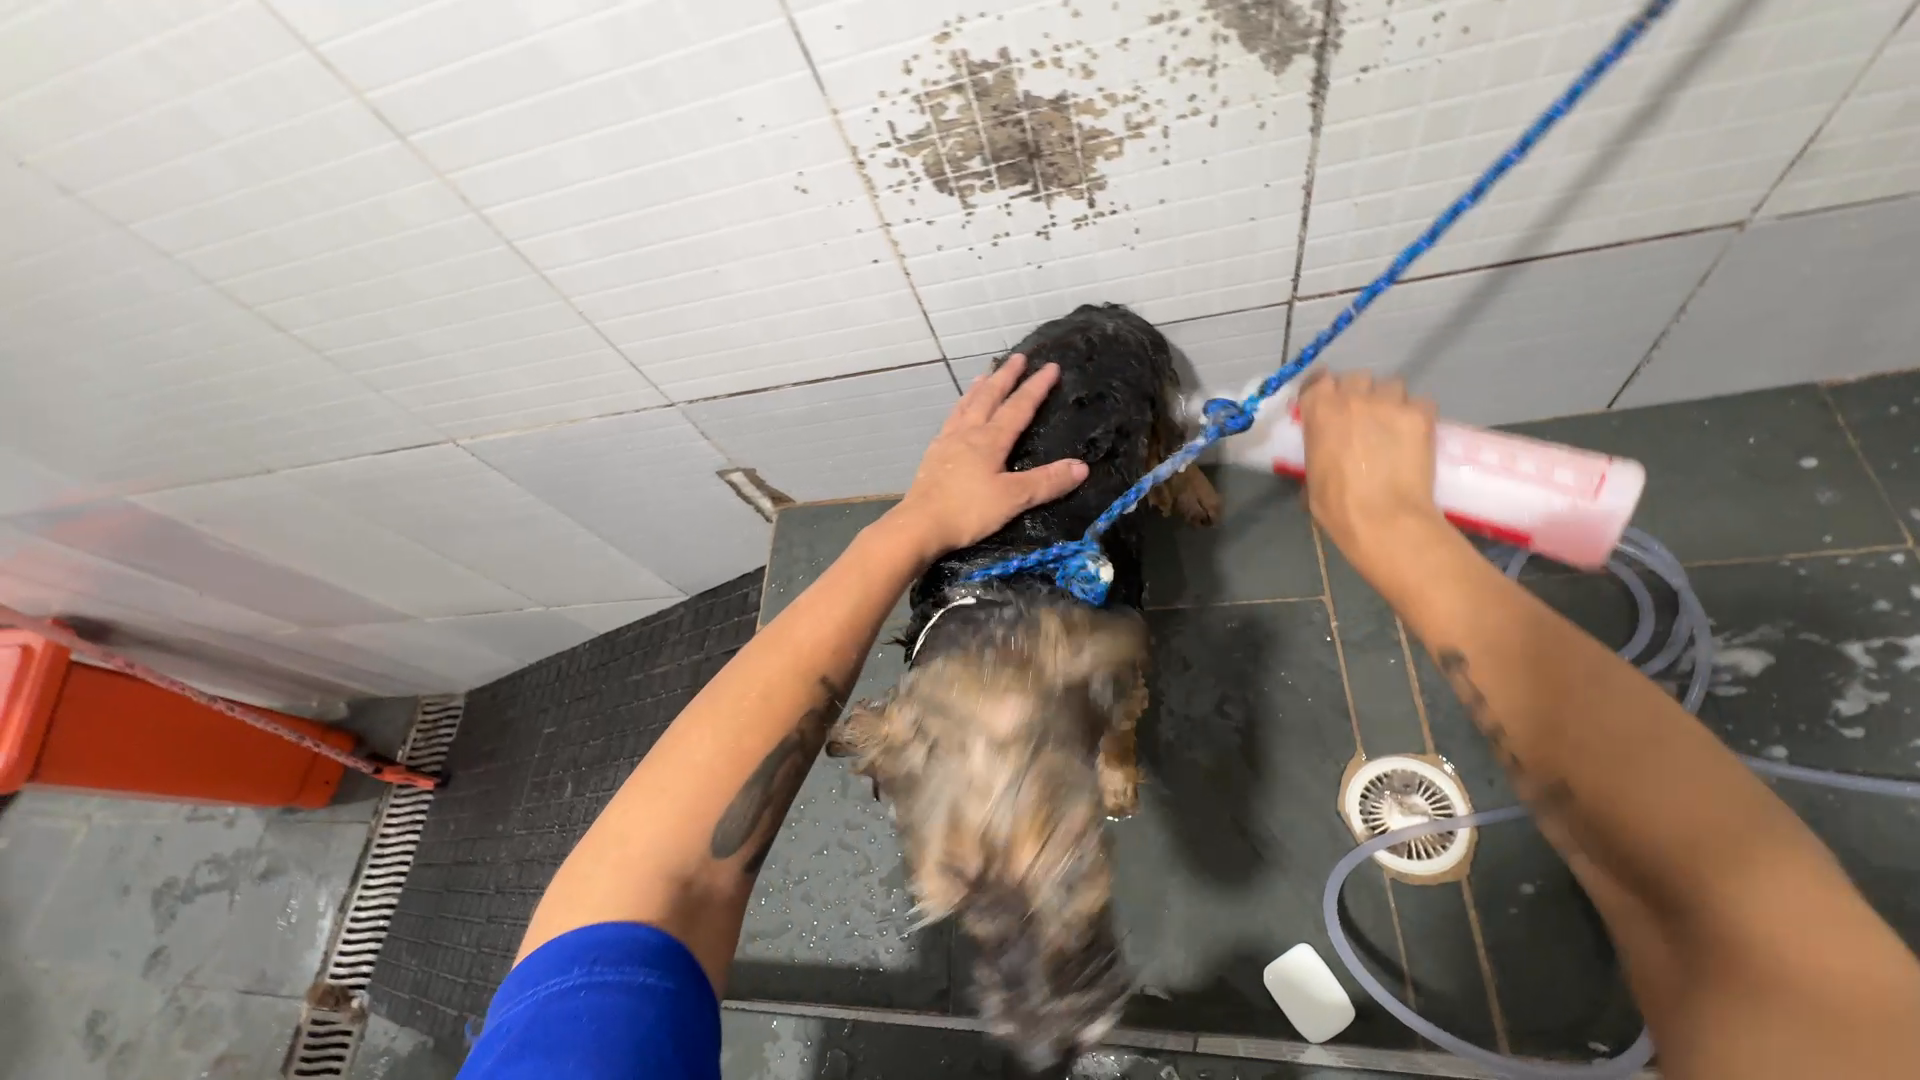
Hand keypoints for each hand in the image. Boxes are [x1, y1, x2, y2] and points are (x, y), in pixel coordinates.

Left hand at [884, 354, 1088, 560]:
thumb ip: (1046, 482)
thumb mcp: (1013, 499)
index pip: (1019, 407)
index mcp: (990, 440)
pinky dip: (959, 408)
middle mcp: (968, 433)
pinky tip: (957, 414)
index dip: (1036, 387)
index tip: (1051, 367)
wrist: (919, 525)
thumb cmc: (967, 512)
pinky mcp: (934, 456)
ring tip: (985, 375)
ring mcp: (947, 442)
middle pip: (989, 397)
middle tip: (1018, 357)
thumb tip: (1081, 467)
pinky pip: (950, 420)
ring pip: (966, 406)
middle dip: (1006, 377)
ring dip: (979, 388)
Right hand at [1298, 371, 1444, 572]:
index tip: (1327, 400)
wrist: (1383, 518)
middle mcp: (1353, 398)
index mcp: (1319, 411)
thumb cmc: (1337, 505)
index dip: (1324, 389)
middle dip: (1358, 392)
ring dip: (1389, 400)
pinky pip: (1419, 402)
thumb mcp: (1311, 475)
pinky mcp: (1420, 414)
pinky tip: (1414, 434)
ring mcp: (1389, 403)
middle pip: (1357, 377)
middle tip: (1362, 416)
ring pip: (1391, 386)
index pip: (1318, 380)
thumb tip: (1325, 453)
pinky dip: (1416, 414)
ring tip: (1392, 423)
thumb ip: (1317, 450)